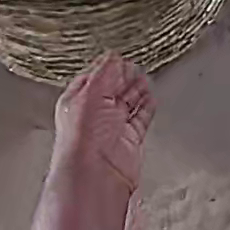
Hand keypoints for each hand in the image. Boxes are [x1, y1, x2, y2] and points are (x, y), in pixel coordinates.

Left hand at [52, 52, 155, 194]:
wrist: (97, 172)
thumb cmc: (84, 138)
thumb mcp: (91, 93)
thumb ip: (105, 73)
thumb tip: (113, 57)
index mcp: (78, 102)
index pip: (93, 79)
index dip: (107, 68)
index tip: (119, 59)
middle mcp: (94, 115)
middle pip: (112, 90)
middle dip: (124, 78)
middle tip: (135, 67)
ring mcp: (113, 128)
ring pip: (128, 103)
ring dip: (137, 90)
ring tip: (145, 79)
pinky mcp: (129, 140)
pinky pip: (140, 119)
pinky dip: (147, 108)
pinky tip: (150, 98)